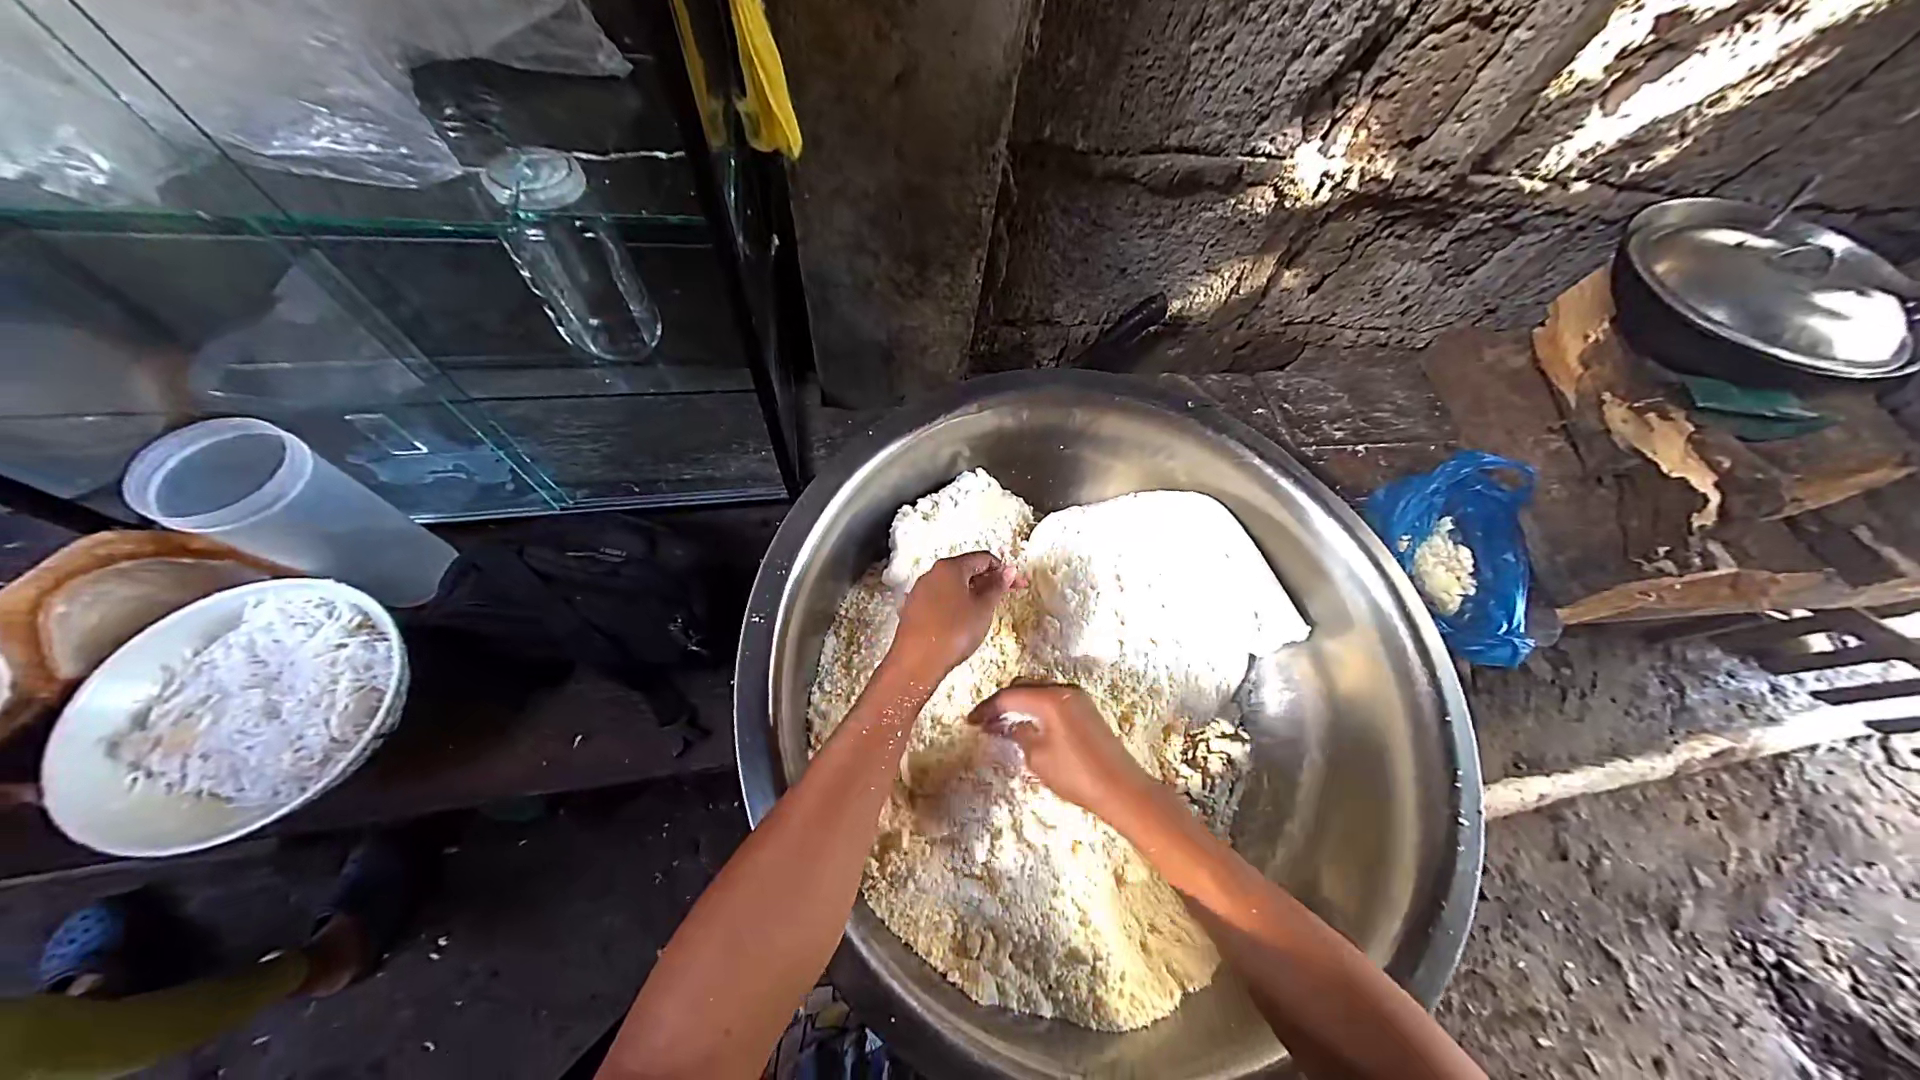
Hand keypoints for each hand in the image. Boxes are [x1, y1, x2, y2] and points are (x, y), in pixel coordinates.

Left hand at [888, 552, 1022, 679]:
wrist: (917, 661)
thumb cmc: (954, 631)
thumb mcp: (983, 608)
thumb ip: (997, 586)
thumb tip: (1008, 571)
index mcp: (950, 567)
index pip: (983, 558)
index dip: (1003, 569)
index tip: (1018, 583)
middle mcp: (932, 574)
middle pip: (966, 569)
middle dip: (989, 580)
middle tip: (1007, 595)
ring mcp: (920, 591)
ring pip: (952, 585)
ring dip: (972, 592)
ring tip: (986, 609)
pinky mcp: (914, 609)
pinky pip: (940, 598)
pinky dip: (956, 603)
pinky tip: (963, 619)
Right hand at [968, 684, 1155, 820]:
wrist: (1121, 789)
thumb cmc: (1076, 775)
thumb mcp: (1038, 757)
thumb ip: (1020, 735)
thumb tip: (1009, 726)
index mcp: (1050, 698)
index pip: (1009, 696)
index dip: (986, 708)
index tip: (970, 722)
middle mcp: (1064, 690)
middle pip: (1024, 687)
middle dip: (1002, 702)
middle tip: (984, 721)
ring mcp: (1078, 698)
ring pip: (1039, 692)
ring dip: (1019, 704)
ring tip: (1001, 724)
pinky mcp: (1086, 710)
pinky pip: (1052, 701)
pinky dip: (1035, 709)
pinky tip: (1026, 726)